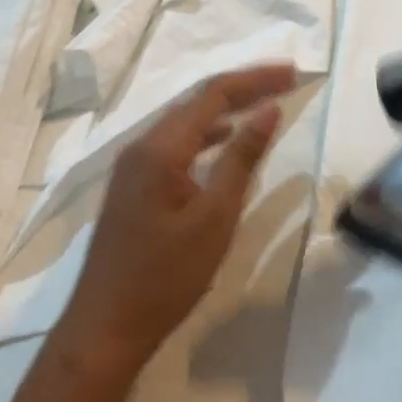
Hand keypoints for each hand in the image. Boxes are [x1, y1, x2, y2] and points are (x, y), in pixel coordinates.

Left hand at [54, 63, 297, 370]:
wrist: (106, 328)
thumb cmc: (166, 276)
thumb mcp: (215, 216)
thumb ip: (242, 158)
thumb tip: (270, 109)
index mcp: (160, 149)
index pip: (213, 94)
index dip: (256, 79)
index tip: (295, 73)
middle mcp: (142, 148)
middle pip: (198, 101)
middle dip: (244, 87)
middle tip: (288, 81)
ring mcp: (134, 167)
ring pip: (187, 120)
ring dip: (228, 108)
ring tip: (267, 103)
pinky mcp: (135, 187)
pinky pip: (177, 142)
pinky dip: (209, 132)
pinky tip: (227, 140)